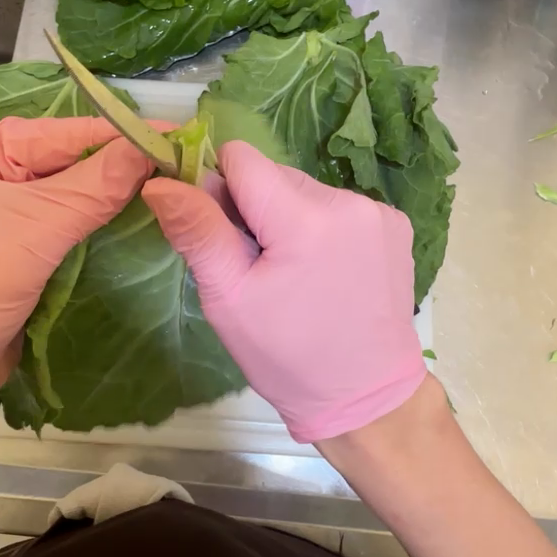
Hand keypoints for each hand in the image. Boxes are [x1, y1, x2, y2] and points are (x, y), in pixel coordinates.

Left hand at [0, 118, 152, 455]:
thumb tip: (153, 145)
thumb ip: (95, 187)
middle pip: (69, 161)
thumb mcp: (32, 232)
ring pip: (71, 196)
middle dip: (122, 167)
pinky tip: (137, 225)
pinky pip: (65, 229)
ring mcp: (2, 216)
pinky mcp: (17, 253)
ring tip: (172, 193)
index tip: (182, 140)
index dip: (123, 136)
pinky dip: (98, 228)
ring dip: (114, 199)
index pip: (64, 133)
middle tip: (184, 170)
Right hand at [142, 142, 423, 442]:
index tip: (219, 231)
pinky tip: (323, 271)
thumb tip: (159, 182)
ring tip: (291, 274)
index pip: (242, 158)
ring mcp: (378, 212)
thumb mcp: (228, 300)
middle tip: (255, 265)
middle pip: (274, 173)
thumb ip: (197, 232)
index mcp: (305, 218)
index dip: (218, 186)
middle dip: (254, 208)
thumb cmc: (287, 357)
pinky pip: (338, 207)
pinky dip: (321, 228)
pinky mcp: (396, 225)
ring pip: (305, 189)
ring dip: (287, 218)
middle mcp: (348, 201)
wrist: (367, 398)